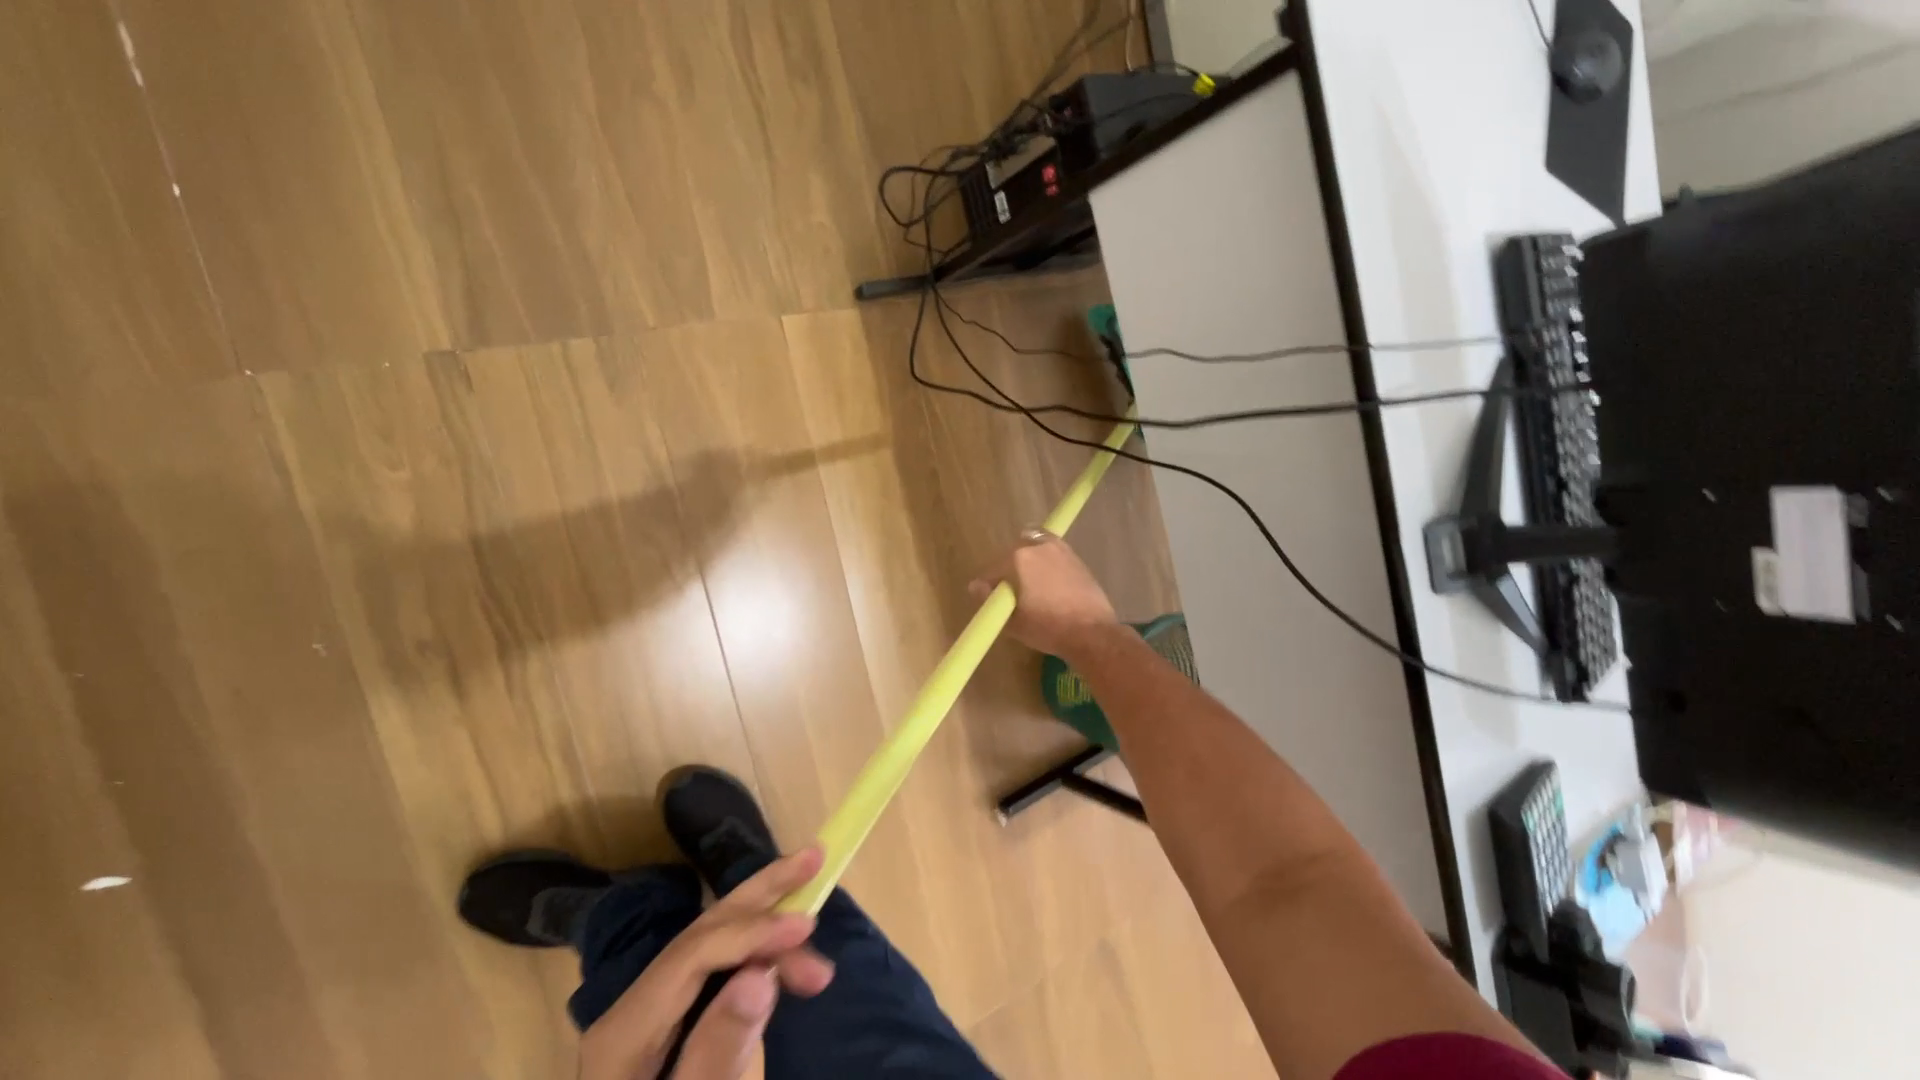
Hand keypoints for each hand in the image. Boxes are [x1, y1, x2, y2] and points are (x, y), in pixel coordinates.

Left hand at [578, 848, 835, 1079]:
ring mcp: (654, 1015)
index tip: (808, 927)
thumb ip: (717, 1053)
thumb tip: (759, 974)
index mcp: (626, 1029)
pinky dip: (758, 951)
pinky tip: (784, 948)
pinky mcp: (674, 1027)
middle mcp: (637, 1007)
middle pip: (702, 931)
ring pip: (712, 943)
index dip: (752, 930)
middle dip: (760, 894)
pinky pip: (718, 971)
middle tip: (814, 858)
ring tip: (812, 904)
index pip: (694, 953)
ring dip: (764, 917)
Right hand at [970, 529, 1119, 659]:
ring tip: (1031, 583)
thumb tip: (976, 586)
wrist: (1091, 632)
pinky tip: (1050, 583)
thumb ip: (990, 600)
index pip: (993, 569)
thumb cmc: (1047, 627)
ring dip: (1030, 560)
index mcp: (1019, 558)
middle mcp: (1039, 547)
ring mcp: (1061, 551)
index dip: (987, 586)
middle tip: (1012, 592)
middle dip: (1009, 569)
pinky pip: (1055, 555)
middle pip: (1015, 553)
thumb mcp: (1012, 621)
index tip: (990, 601)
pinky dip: (1048, 563)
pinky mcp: (1078, 560)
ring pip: (1037, 547)